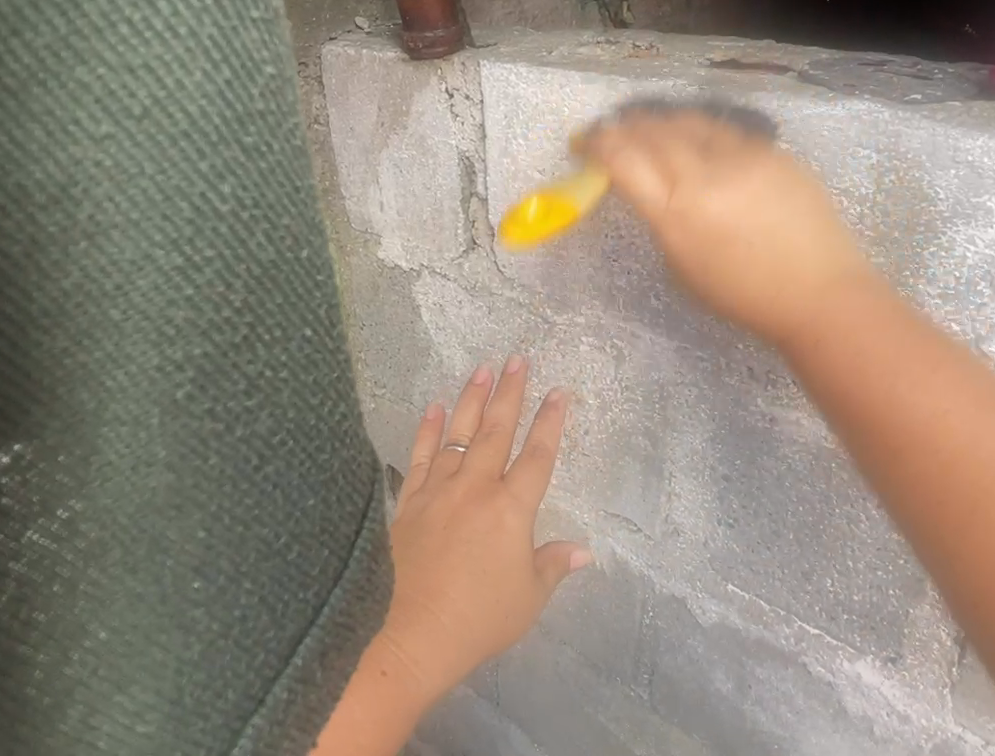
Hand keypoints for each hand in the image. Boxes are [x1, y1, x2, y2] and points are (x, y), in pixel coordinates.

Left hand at [376, 357, 588, 703]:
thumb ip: (554, 565)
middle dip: (510, 392)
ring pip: (458, 434)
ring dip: (471, 399)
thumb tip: (584, 550)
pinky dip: (427, 430)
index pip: (537, 455)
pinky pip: (420, 456)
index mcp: (511, 509)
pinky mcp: (410, 501)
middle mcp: (476, 488)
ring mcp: (439, 490)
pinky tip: (434, 407)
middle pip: (496, 430)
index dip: (550, 422)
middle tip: (518, 358)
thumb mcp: (529, 597)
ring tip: (482, 368)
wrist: (417, 635)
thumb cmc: (481, 618)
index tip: (559, 391)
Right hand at [578, 110, 874, 348]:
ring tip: (644, 124)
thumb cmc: (742, 296)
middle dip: (622, 128)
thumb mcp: (680, 265)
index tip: (584, 143)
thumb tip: (649, 189)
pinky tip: (690, 135)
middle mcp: (703, 176)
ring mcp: (741, 158)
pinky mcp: (771, 151)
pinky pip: (723, 131)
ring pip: (686, 122)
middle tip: (608, 129)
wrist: (820, 293)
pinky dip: (697, 130)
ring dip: (657, 121)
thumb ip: (660, 220)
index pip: (622, 160)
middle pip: (650, 133)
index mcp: (674, 213)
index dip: (597, 145)